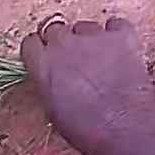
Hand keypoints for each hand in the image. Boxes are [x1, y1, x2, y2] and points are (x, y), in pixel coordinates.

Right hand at [19, 18, 154, 154]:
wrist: (123, 127)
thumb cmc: (85, 129)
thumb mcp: (52, 109)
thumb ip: (47, 82)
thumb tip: (52, 76)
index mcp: (43, 64)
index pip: (30, 43)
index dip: (39, 51)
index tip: (44, 59)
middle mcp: (64, 44)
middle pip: (55, 29)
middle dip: (61, 42)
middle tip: (71, 60)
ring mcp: (94, 36)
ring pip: (85, 27)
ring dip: (87, 39)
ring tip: (98, 59)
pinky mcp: (121, 36)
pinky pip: (115, 25)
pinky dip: (116, 34)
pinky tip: (118, 50)